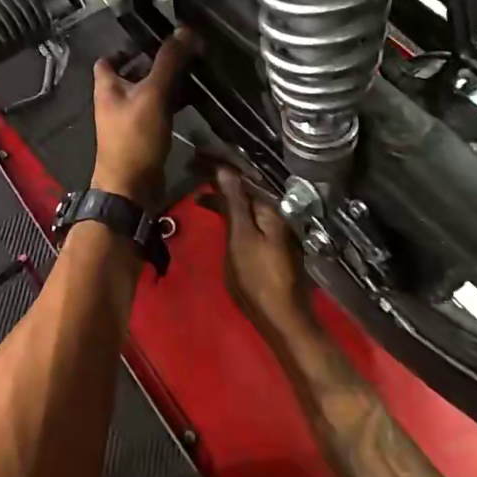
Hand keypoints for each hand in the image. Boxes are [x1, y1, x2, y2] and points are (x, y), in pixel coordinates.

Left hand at [90, 30, 194, 207]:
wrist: (131, 189)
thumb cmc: (134, 138)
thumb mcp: (153, 95)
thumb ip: (169, 62)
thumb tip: (186, 30)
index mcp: (107, 86)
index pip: (110, 57)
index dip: (129, 46)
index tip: (155, 38)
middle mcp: (115, 100)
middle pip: (135, 72)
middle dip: (158, 62)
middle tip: (185, 52)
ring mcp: (130, 119)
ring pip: (150, 92)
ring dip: (169, 83)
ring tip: (196, 71)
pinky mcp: (145, 135)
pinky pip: (160, 111)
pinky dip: (174, 103)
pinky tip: (195, 99)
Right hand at [214, 167, 305, 325]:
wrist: (281, 316)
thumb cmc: (257, 277)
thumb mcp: (240, 236)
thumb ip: (233, 202)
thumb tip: (224, 169)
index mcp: (271, 208)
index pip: (243, 178)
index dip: (221, 168)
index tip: (199, 159)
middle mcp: (277, 214)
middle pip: (247, 190)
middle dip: (222, 182)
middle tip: (195, 174)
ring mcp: (276, 229)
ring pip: (247, 205)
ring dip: (226, 198)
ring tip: (201, 196)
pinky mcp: (271, 244)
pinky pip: (249, 218)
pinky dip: (233, 213)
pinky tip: (220, 215)